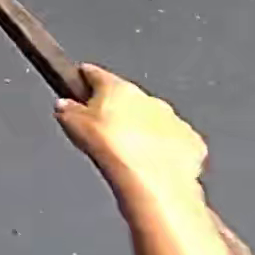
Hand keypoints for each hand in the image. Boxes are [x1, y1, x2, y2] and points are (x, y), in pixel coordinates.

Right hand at [54, 63, 207, 215]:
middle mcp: (148, 99)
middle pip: (126, 98)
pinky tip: (149, 161)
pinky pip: (173, 140)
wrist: (151, 180)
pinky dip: (162, 147)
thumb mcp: (71, 124)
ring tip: (125, 150)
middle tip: (101, 128)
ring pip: (152, 118)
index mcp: (118, 88)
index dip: (85, 75)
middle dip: (115, 109)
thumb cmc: (112, 150)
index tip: (81, 76)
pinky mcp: (190, 141)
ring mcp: (172, 120)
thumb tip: (64, 105)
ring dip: (139, 128)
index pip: (96, 74)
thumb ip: (66, 109)